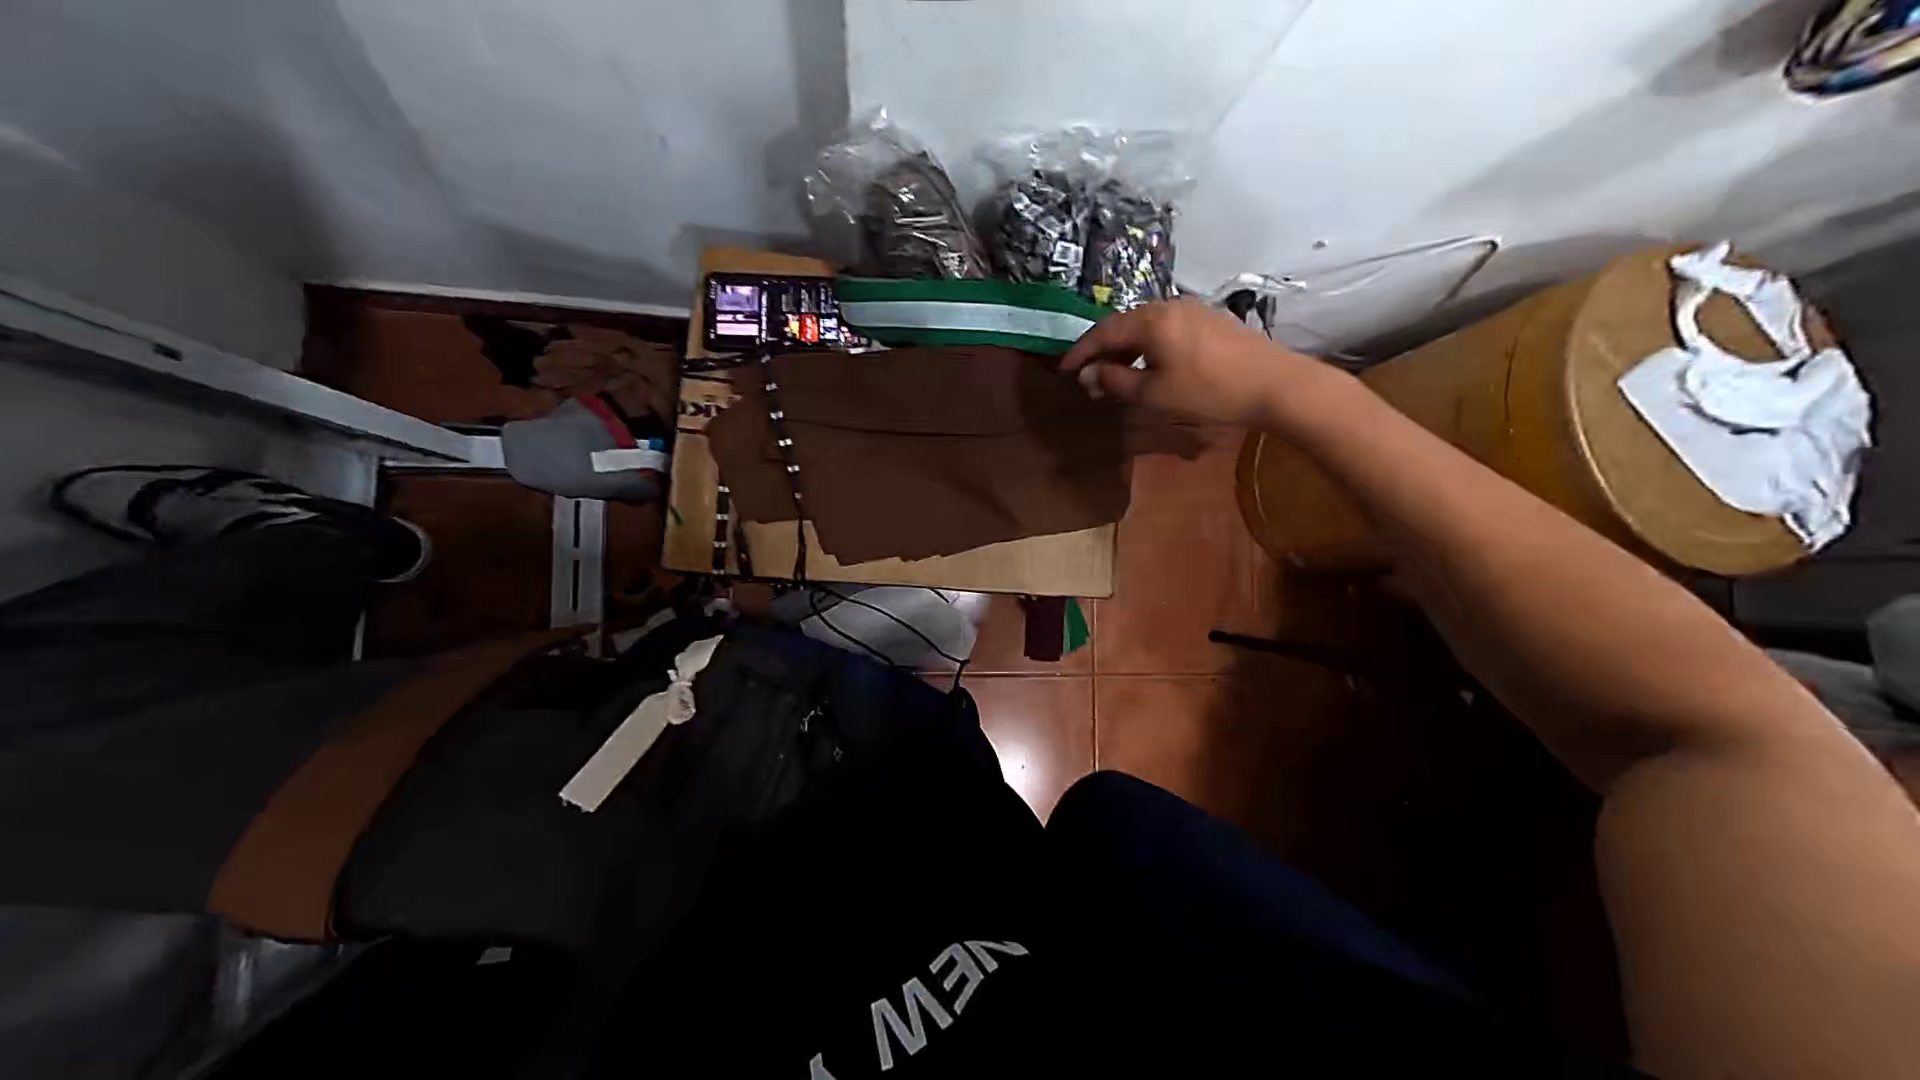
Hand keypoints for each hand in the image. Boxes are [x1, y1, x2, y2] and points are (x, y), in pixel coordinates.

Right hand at [1059, 299, 1324, 427]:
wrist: (1273, 383)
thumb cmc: (1208, 391)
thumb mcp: (1154, 394)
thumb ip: (1116, 381)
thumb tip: (1090, 374)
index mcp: (1150, 321)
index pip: (1102, 332)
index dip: (1079, 352)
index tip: (1063, 371)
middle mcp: (1168, 306)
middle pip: (1122, 324)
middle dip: (1101, 349)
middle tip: (1087, 375)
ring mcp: (1191, 309)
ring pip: (1144, 325)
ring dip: (1124, 347)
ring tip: (1115, 372)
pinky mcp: (1208, 319)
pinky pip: (1164, 327)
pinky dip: (1146, 344)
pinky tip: (1148, 363)